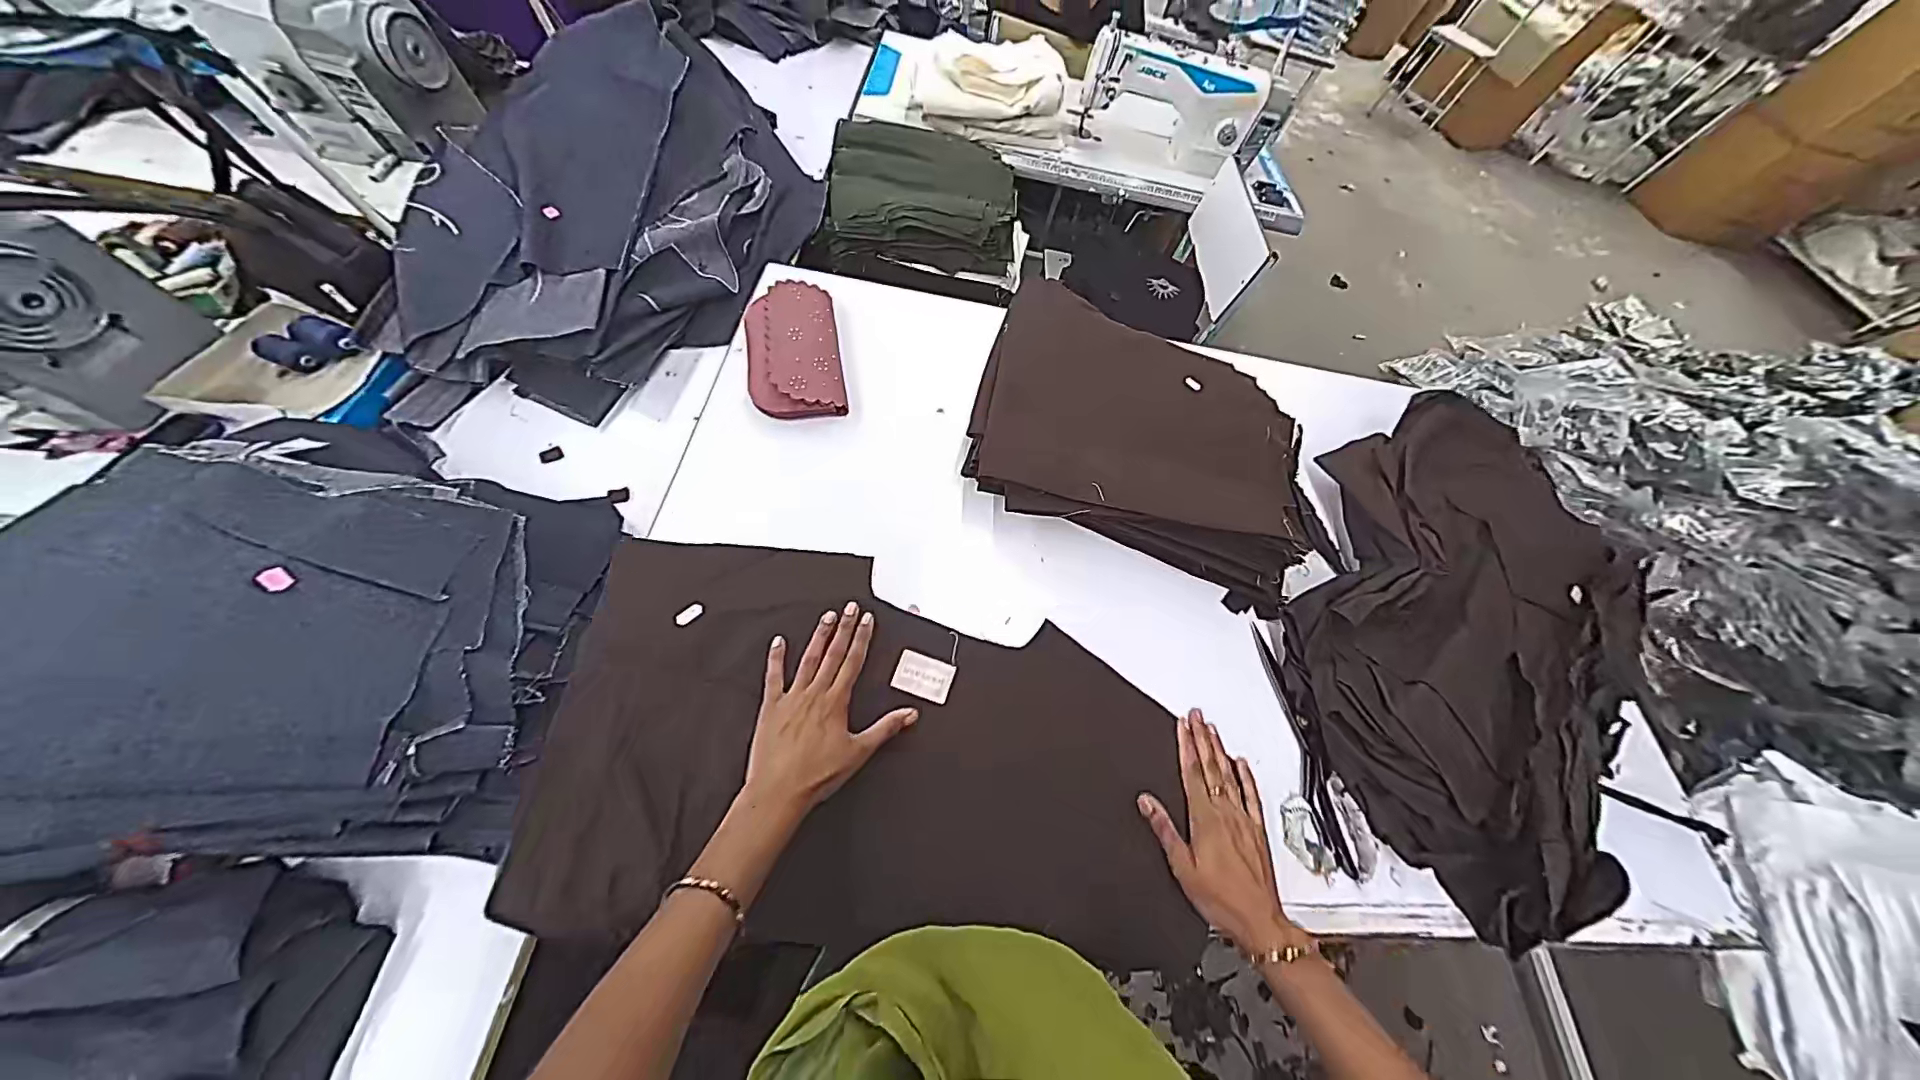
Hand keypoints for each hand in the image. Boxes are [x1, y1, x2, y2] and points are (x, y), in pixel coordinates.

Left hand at [742, 601, 917, 815]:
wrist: (779, 790)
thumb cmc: (817, 775)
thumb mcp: (859, 752)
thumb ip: (885, 729)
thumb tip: (908, 714)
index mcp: (835, 702)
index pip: (852, 662)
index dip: (860, 638)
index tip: (865, 620)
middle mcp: (814, 694)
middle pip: (832, 654)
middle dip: (842, 628)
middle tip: (848, 608)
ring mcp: (791, 698)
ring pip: (807, 659)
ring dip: (818, 636)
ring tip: (826, 617)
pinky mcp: (771, 707)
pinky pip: (774, 676)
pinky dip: (776, 658)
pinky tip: (779, 643)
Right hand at [1138, 709, 1308, 956]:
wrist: (1259, 921)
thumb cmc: (1220, 898)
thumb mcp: (1181, 866)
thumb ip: (1164, 829)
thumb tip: (1147, 802)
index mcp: (1205, 819)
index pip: (1193, 772)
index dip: (1187, 745)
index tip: (1183, 725)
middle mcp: (1226, 814)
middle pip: (1211, 767)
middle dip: (1202, 738)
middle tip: (1197, 716)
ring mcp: (1244, 820)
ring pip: (1230, 776)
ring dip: (1220, 750)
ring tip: (1213, 730)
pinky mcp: (1257, 831)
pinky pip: (1251, 796)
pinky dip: (1246, 777)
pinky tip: (1241, 764)